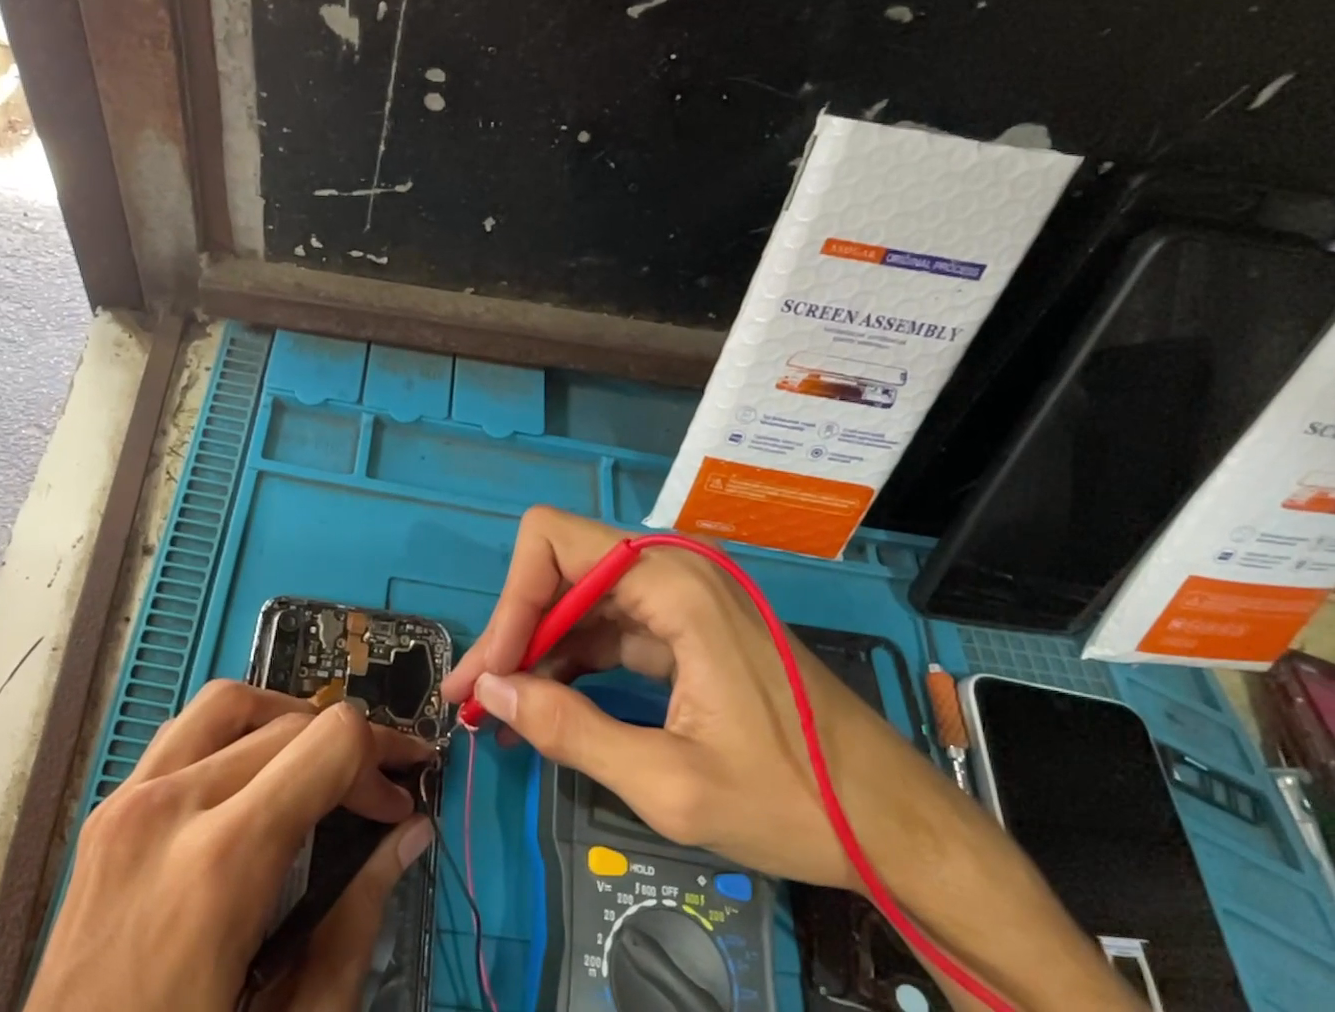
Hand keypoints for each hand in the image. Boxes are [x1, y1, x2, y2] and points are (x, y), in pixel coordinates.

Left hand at [31, 680, 435, 1011]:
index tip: (401, 797)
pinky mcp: (104, 815)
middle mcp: (167, 810)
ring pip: (227, 704)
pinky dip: (231, 736)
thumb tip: (407, 838)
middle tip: (377, 797)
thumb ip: (357, 917)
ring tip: (320, 766)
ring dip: (286, 720)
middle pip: (287, 721)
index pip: (328, 743)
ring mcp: (125, 805)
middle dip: (349, 749)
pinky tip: (253, 779)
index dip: (382, 759)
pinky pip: (180, 736)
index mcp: (221, 862)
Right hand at [441, 507, 948, 889]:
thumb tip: (490, 693)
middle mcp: (677, 576)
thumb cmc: (793, 801)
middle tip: (477, 701)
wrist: (894, 825)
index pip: (554, 545)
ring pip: (580, 601)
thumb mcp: (669, 783)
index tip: (489, 678)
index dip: (509, 605)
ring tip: (498, 712)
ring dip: (536, 651)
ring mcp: (687, 603)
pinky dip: (571, 664)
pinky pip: (611, 630)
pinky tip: (545, 706)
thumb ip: (569, 731)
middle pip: (561, 569)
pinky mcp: (691, 632)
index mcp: (676, 588)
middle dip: (514, 631)